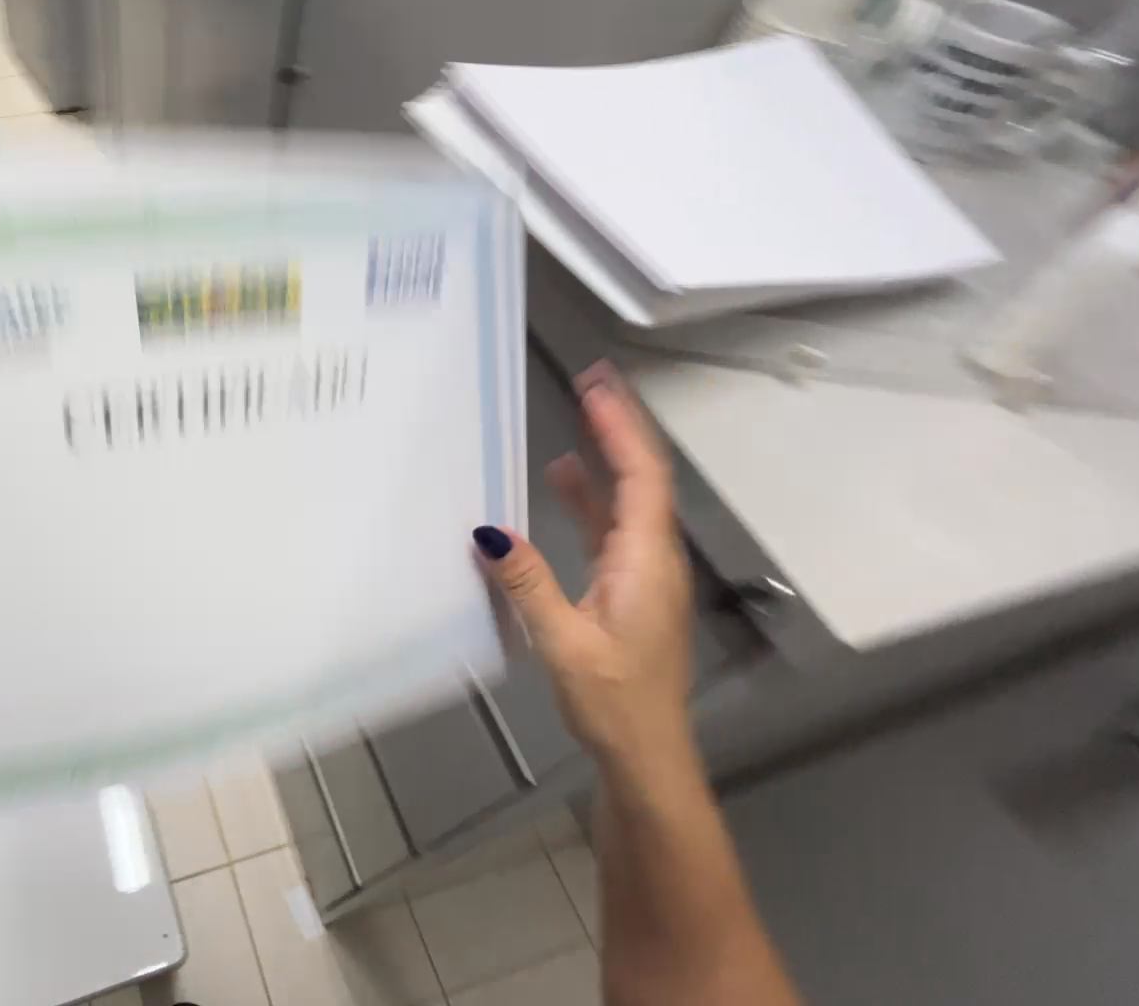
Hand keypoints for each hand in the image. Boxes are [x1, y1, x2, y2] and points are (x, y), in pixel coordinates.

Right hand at [473, 363, 692, 768]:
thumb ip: (528, 583)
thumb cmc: (613, 699)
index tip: (597, 388)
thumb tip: (489, 532)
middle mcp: (649, 558)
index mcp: (643, 562)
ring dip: (604, 459)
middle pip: (641, 479)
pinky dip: (589, 499)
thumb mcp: (564, 641)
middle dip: (618, 429)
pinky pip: (609, 529)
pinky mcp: (624, 590)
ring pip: (626, 502)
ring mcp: (639, 574)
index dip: (619, 430)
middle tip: (591, 386)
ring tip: (578, 420)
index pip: (639, 479)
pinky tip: (563, 487)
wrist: (645, 754)